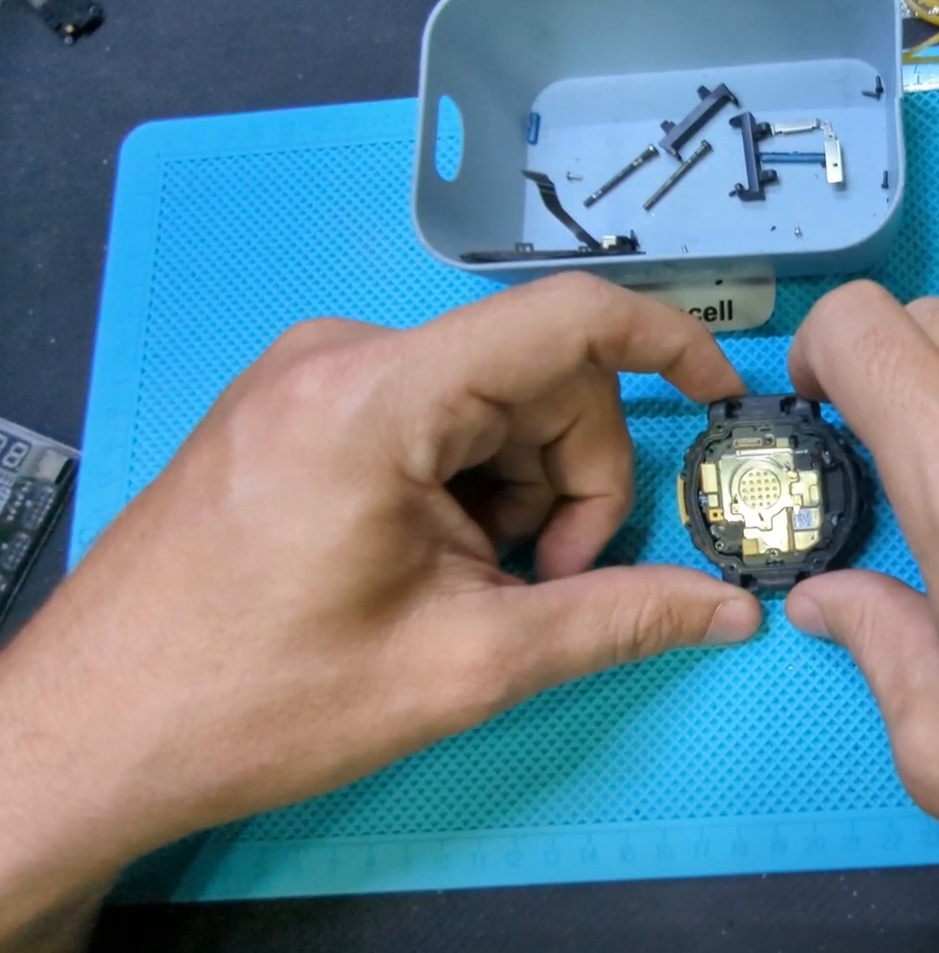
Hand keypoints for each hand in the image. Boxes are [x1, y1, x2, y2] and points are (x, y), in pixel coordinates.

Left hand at [0, 275, 762, 942]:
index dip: (669, 343)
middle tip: (553, 575)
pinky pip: (461, 418)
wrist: (74, 748)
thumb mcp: (473, 664)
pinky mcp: (324, 405)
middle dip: (580, 481)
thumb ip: (624, 620)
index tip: (723, 396)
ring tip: (490, 575)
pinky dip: (491, 485)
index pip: (569, 317)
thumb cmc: (263, 703)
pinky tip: (450, 552)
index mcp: (383, 395)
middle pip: (550, 383)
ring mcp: (333, 375)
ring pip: (513, 406)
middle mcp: (356, 355)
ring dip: (537, 491)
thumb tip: (737, 613)